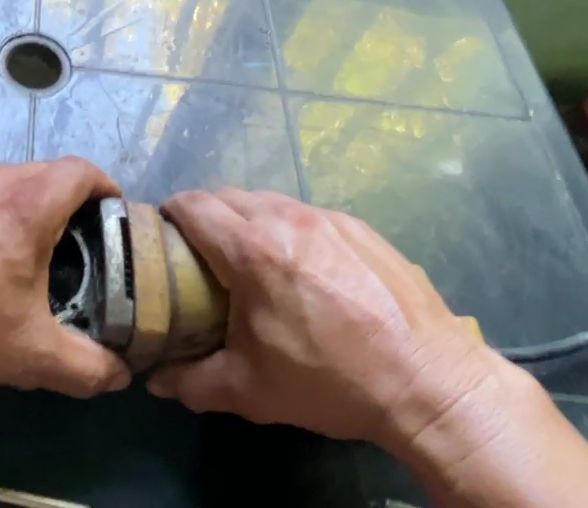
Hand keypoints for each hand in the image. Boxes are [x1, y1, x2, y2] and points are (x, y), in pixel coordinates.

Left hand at [0, 159, 131, 396]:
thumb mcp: (30, 355)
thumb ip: (88, 367)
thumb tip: (120, 374)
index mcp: (27, 203)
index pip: (83, 171)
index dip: (107, 189)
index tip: (114, 220)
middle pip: (49, 173)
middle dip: (72, 203)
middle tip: (80, 247)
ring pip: (10, 180)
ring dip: (30, 206)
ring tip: (31, 253)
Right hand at [146, 190, 503, 448]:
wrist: (433, 385)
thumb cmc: (332, 382)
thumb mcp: (252, 391)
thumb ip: (192, 381)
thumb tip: (154, 380)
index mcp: (250, 250)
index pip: (192, 206)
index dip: (170, 214)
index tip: (165, 237)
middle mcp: (285, 219)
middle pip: (227, 196)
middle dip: (206, 217)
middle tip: (204, 256)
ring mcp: (327, 218)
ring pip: (269, 202)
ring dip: (249, 221)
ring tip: (255, 261)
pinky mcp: (360, 227)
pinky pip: (308, 216)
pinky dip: (292, 231)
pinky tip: (308, 271)